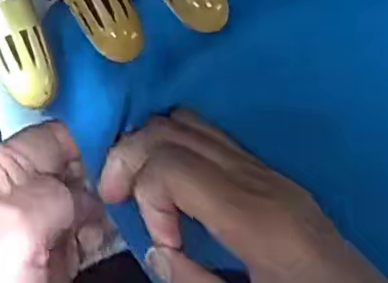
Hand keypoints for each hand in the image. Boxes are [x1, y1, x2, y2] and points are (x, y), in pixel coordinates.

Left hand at [0, 121, 113, 282]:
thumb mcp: (15, 224)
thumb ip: (49, 194)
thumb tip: (81, 190)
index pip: (50, 137)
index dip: (86, 140)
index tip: (120, 149)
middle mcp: (14, 193)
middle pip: (68, 170)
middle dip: (98, 178)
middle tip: (128, 188)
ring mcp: (32, 230)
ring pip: (79, 205)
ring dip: (103, 209)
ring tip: (127, 213)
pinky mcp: (46, 264)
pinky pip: (80, 238)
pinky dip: (99, 238)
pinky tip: (112, 238)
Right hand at [100, 110, 387, 282]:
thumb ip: (196, 282)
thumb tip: (152, 249)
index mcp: (258, 218)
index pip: (172, 164)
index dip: (146, 193)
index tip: (161, 241)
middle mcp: (260, 180)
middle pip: (169, 131)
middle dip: (129, 156)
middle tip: (115, 194)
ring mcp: (268, 172)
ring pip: (184, 120)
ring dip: (148, 142)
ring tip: (136, 180)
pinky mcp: (272, 176)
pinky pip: (208, 134)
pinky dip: (173, 142)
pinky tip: (169, 177)